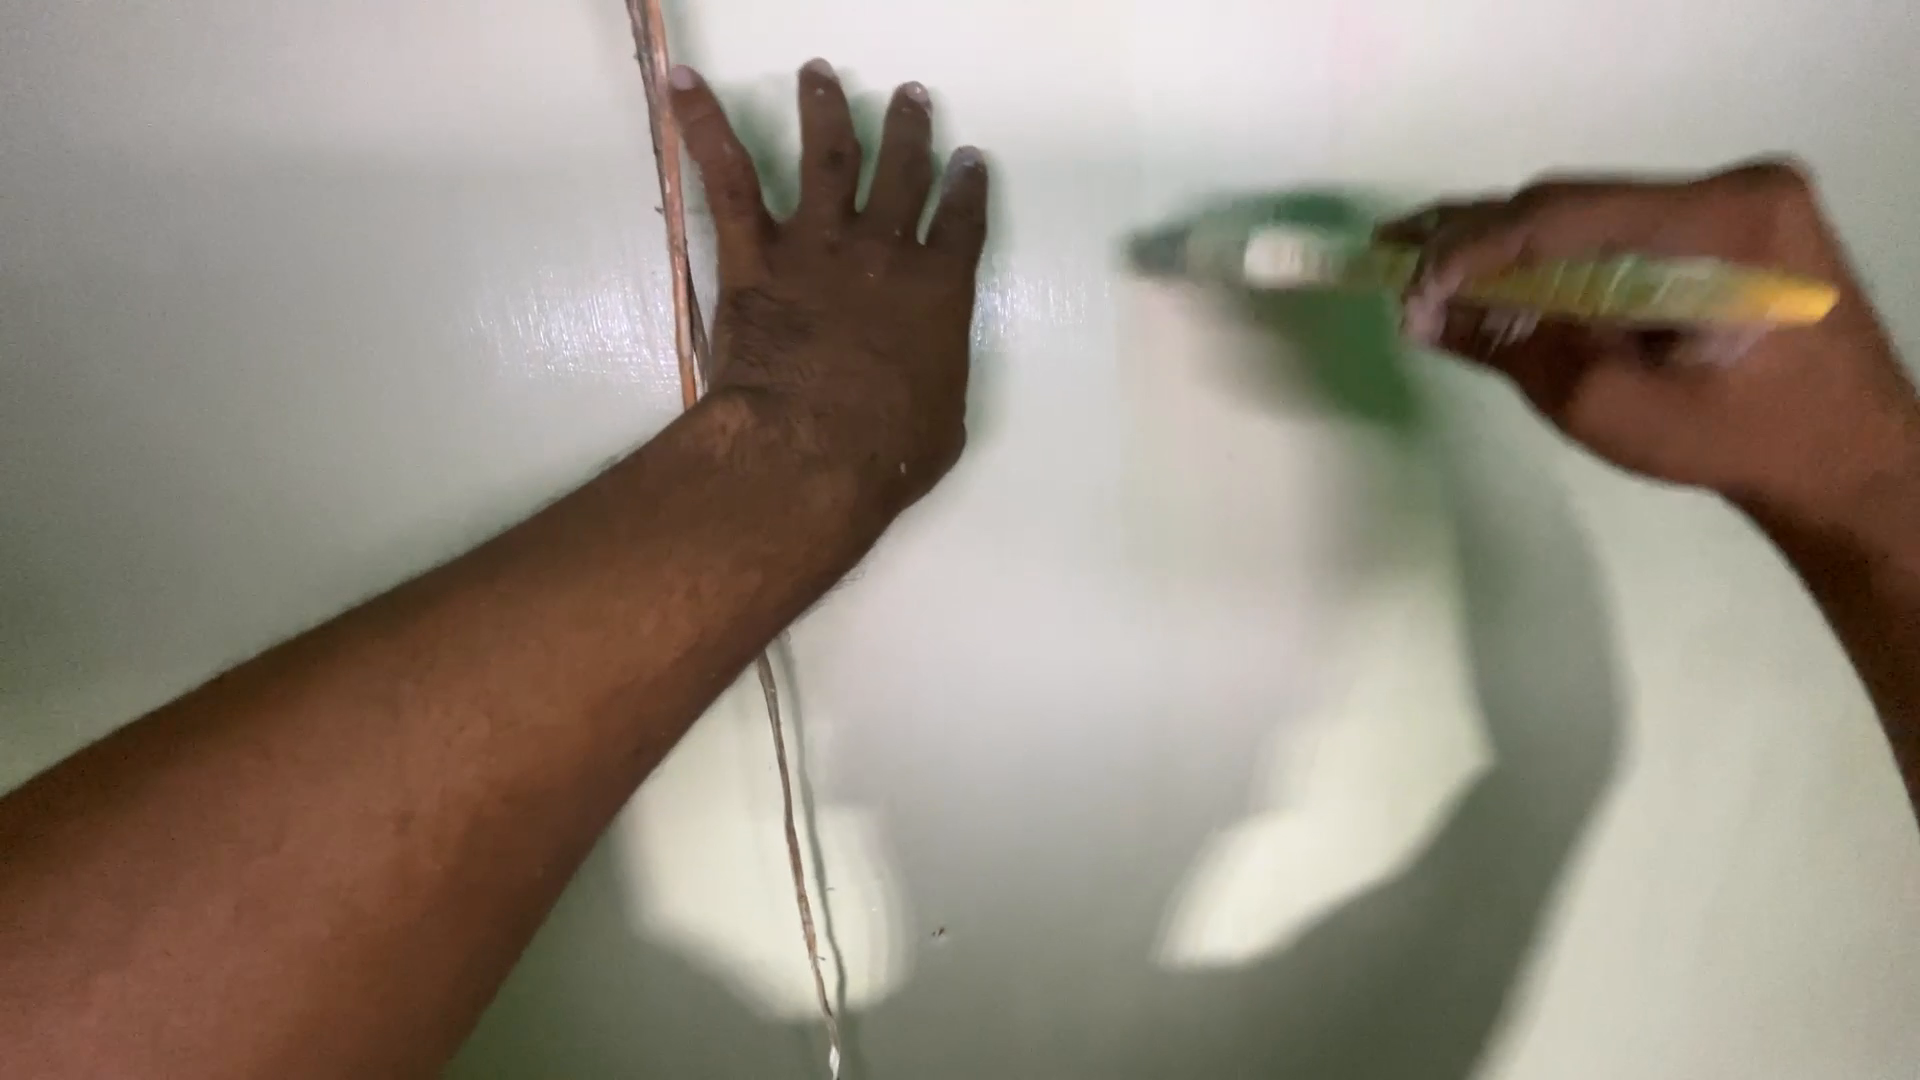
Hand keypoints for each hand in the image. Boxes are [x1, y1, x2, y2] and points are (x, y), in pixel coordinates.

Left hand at [668, 59, 988, 518]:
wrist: (813, 448)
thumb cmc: (890, 450)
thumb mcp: (944, 421)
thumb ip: (941, 378)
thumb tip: (928, 372)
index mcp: (939, 291)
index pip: (962, 223)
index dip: (968, 188)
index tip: (969, 162)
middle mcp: (885, 251)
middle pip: (903, 173)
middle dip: (911, 132)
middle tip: (911, 97)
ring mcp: (819, 245)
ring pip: (828, 156)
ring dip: (827, 109)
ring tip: (820, 74)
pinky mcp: (756, 254)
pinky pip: (729, 177)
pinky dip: (703, 127)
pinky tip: (686, 84)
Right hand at [1384, 161, 1919, 520]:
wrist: (1831, 449)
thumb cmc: (1723, 436)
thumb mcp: (1597, 399)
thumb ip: (1506, 344)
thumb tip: (1414, 314)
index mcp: (1721, 220)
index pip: (1561, 217)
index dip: (1470, 250)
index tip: (1405, 289)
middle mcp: (1722, 189)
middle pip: (1558, 205)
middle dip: (1463, 238)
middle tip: (1384, 256)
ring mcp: (1715, 203)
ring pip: (1567, 213)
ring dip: (1484, 241)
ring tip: (1405, 254)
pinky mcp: (1699, 228)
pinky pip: (1590, 231)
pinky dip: (1524, 254)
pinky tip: (1469, 267)